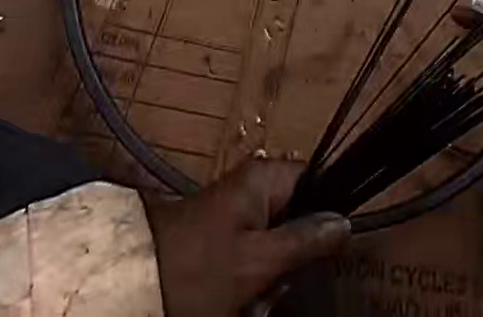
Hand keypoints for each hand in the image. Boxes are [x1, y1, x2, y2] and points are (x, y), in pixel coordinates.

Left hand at [143, 158, 350, 315]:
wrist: (139, 284)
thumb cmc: (198, 268)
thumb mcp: (257, 261)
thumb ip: (304, 240)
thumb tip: (344, 222)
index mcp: (262, 178)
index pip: (313, 180)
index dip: (325, 213)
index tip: (325, 249)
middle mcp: (253, 189)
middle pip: (298, 222)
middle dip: (290, 263)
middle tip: (270, 284)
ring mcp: (238, 215)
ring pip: (278, 250)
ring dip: (269, 283)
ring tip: (248, 300)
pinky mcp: (226, 240)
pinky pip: (256, 262)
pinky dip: (252, 288)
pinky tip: (238, 304)